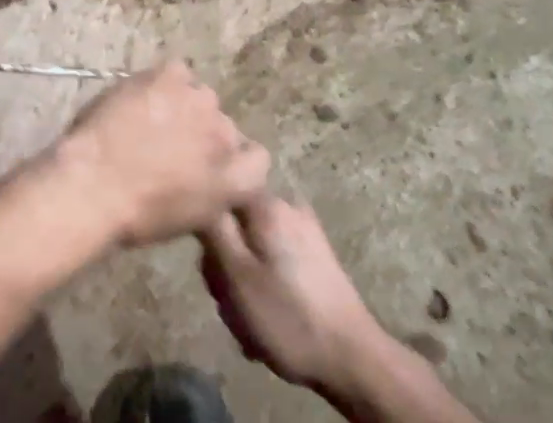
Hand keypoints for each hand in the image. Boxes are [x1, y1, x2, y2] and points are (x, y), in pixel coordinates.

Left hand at [53, 62, 270, 247]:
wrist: (94, 184)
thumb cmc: (137, 215)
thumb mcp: (189, 220)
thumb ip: (216, 196)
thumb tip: (215, 182)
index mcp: (238, 178)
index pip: (256, 160)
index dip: (231, 161)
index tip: (205, 166)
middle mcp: (228, 134)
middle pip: (223, 126)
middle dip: (201, 134)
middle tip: (169, 146)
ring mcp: (200, 101)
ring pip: (200, 97)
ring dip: (183, 107)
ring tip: (151, 120)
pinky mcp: (171, 77)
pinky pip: (178, 73)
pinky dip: (164, 83)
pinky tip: (144, 97)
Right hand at [199, 196, 387, 391]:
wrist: (351, 358)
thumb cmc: (286, 316)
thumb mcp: (235, 274)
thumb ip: (212, 228)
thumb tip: (201, 194)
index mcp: (267, 205)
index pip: (216, 196)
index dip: (205, 230)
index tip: (210, 264)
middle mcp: (287, 207)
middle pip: (234, 225)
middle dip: (224, 264)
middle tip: (229, 300)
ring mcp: (305, 233)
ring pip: (252, 249)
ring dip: (242, 282)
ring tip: (248, 318)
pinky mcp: (315, 259)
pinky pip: (273, 264)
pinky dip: (264, 288)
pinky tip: (267, 318)